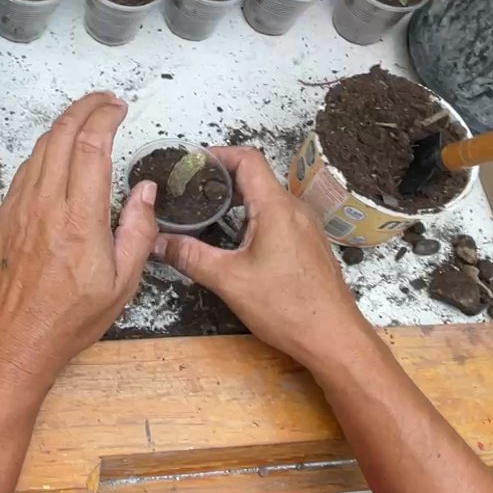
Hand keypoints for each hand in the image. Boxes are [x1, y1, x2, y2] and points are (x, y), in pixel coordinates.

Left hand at [0, 92, 157, 384]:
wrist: (13, 341)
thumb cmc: (68, 319)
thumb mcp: (122, 284)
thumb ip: (138, 231)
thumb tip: (144, 191)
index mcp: (80, 219)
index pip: (92, 145)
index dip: (106, 117)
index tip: (120, 108)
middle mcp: (45, 204)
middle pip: (62, 134)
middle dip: (86, 107)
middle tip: (106, 102)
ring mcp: (19, 207)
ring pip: (40, 148)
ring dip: (64, 125)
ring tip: (86, 121)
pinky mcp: (4, 216)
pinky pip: (25, 169)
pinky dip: (45, 150)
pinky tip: (59, 155)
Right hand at [154, 147, 373, 371]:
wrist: (334, 339)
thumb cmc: (289, 307)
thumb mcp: (229, 280)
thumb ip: (190, 257)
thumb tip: (158, 243)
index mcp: (276, 207)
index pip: (247, 159)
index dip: (218, 153)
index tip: (193, 161)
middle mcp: (295, 210)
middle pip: (257, 176)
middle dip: (223, 177)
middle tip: (192, 187)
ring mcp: (305, 227)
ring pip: (268, 197)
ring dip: (239, 198)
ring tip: (209, 209)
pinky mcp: (308, 244)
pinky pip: (279, 216)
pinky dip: (254, 216)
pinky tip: (236, 237)